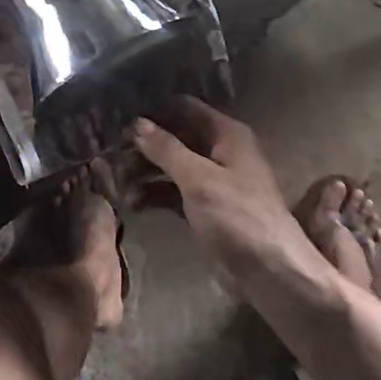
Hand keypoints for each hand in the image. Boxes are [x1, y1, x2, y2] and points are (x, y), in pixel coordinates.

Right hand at [131, 98, 340, 302]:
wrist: (270, 271)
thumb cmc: (237, 216)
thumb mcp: (199, 179)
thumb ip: (167, 149)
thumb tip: (137, 123)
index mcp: (226, 134)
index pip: (185, 108)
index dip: (155, 111)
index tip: (120, 118)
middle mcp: (220, 150)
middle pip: (176, 137)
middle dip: (145, 145)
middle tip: (110, 154)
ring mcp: (213, 180)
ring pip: (172, 166)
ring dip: (146, 172)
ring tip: (117, 183)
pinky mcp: (205, 207)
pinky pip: (175, 192)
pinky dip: (156, 195)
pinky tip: (133, 203)